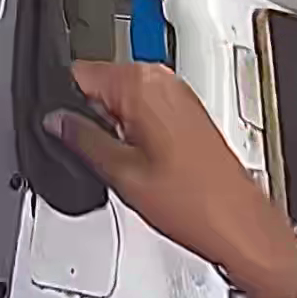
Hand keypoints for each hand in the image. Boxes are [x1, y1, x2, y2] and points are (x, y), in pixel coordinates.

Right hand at [46, 62, 296, 297]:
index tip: (67, 128)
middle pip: (101, 81)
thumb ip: (81, 138)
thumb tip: (55, 119)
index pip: (79, 72)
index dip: (66, 103)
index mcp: (140, 83)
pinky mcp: (184, 103)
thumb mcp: (122, 174)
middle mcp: (159, 76)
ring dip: (115, 120)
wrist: (241, 226)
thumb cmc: (194, 202)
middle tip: (104, 154)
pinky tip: (146, 158)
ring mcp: (175, 88)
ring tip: (131, 161)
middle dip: (93, 113)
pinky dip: (135, 123)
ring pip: (121, 92)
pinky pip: (143, 100)